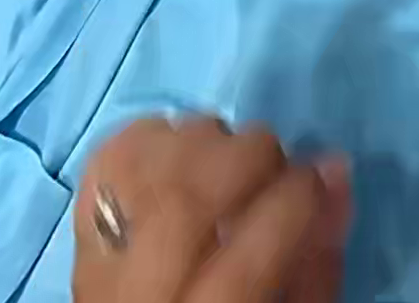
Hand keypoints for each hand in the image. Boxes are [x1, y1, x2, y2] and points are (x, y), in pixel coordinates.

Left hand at [73, 115, 351, 302]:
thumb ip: (318, 257)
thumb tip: (335, 169)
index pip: (239, 266)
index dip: (291, 205)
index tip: (322, 174)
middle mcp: (137, 294)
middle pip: (183, 202)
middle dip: (247, 158)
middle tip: (275, 162)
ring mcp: (101, 257)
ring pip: (148, 166)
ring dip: (203, 137)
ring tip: (229, 155)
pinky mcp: (84, 220)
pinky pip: (114, 154)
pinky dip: (153, 132)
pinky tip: (180, 148)